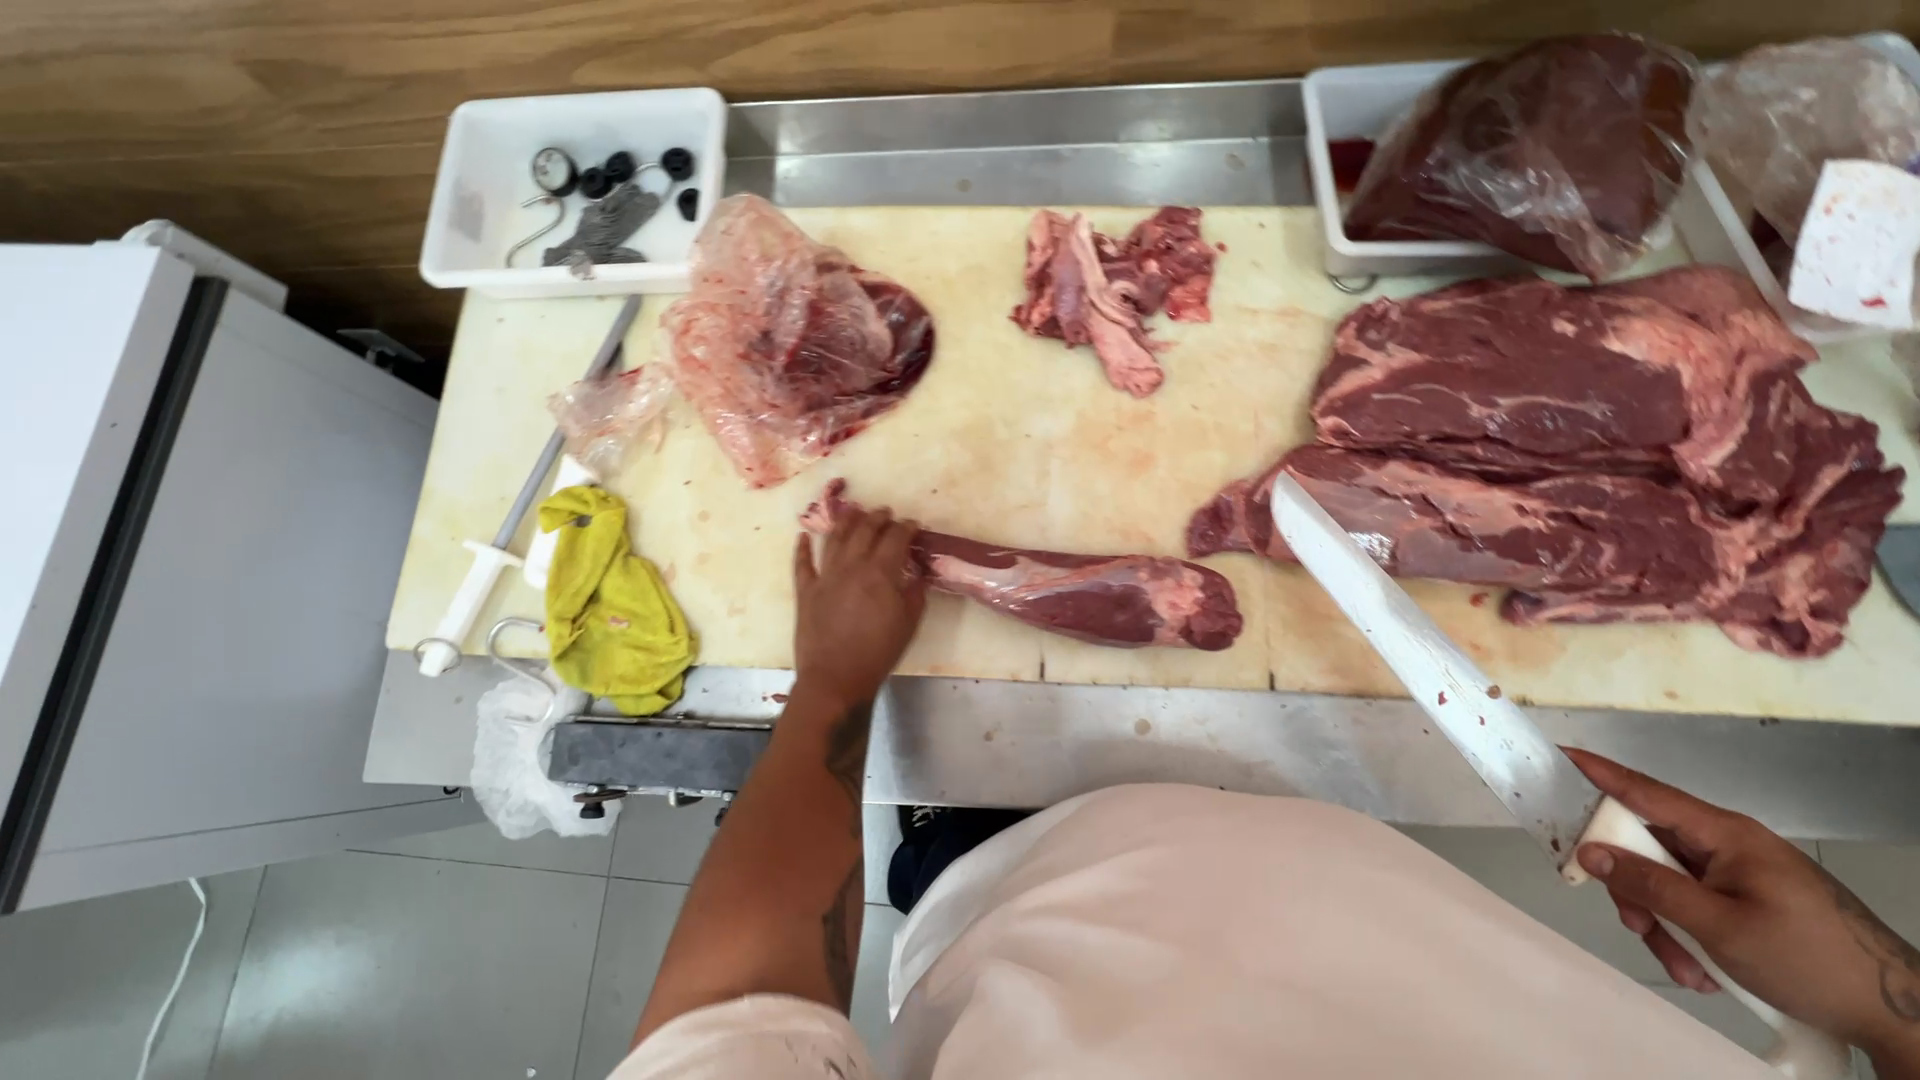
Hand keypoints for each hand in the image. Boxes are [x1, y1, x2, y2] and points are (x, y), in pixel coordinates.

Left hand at [791, 506, 925, 707]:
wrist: (836, 677)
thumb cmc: (878, 652)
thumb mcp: (909, 623)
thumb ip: (915, 593)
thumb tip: (918, 574)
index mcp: (880, 572)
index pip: (895, 538)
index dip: (906, 527)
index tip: (913, 525)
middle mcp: (851, 566)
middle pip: (864, 531)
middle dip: (877, 518)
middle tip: (885, 513)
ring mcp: (825, 576)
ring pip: (834, 539)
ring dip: (846, 522)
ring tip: (854, 513)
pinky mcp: (805, 591)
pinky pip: (802, 564)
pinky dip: (802, 548)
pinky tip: (804, 536)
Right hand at [1567, 748, 1919, 1057]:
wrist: (1900, 1016)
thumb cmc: (1809, 959)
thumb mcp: (1718, 926)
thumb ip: (1648, 885)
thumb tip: (1589, 852)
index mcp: (1724, 834)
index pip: (1645, 791)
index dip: (1598, 772)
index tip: (1558, 754)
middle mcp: (1727, 846)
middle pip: (1647, 849)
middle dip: (1635, 890)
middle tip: (1634, 924)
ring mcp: (1738, 876)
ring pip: (1665, 886)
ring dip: (1663, 927)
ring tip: (1687, 968)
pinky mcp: (1746, 904)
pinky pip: (1692, 908)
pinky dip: (1688, 939)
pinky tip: (1706, 972)